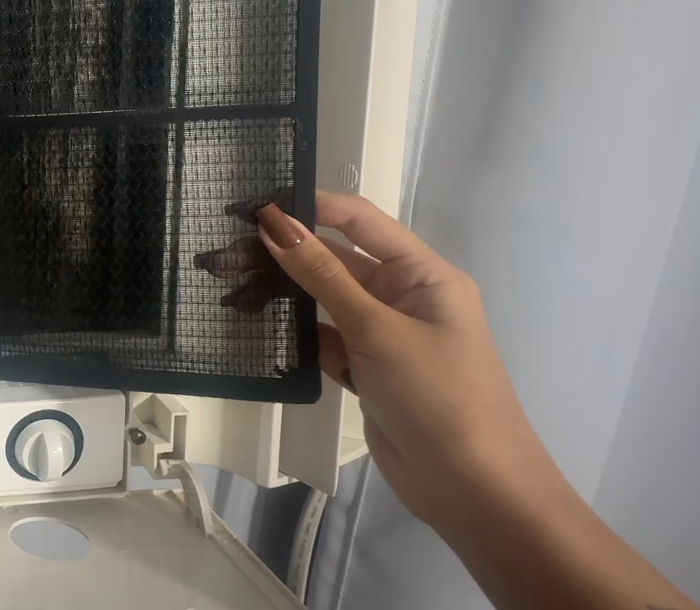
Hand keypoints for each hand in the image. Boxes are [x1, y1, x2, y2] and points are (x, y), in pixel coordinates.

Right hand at [247, 191, 540, 527]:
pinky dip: (292, 330)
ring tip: (227, 282)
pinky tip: (253, 324)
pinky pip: (320, 333)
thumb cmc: (438, 396)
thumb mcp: (376, 329)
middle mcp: (403, 296)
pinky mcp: (365, 366)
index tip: (250, 204)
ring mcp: (383, 333)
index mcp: (422, 275)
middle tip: (224, 248)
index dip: (308, 204)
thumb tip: (273, 223)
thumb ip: (321, 273)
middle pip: (335, 257)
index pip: (358, 219)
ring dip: (282, 290)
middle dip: (284, 250)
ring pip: (322, 296)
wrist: (476, 494)